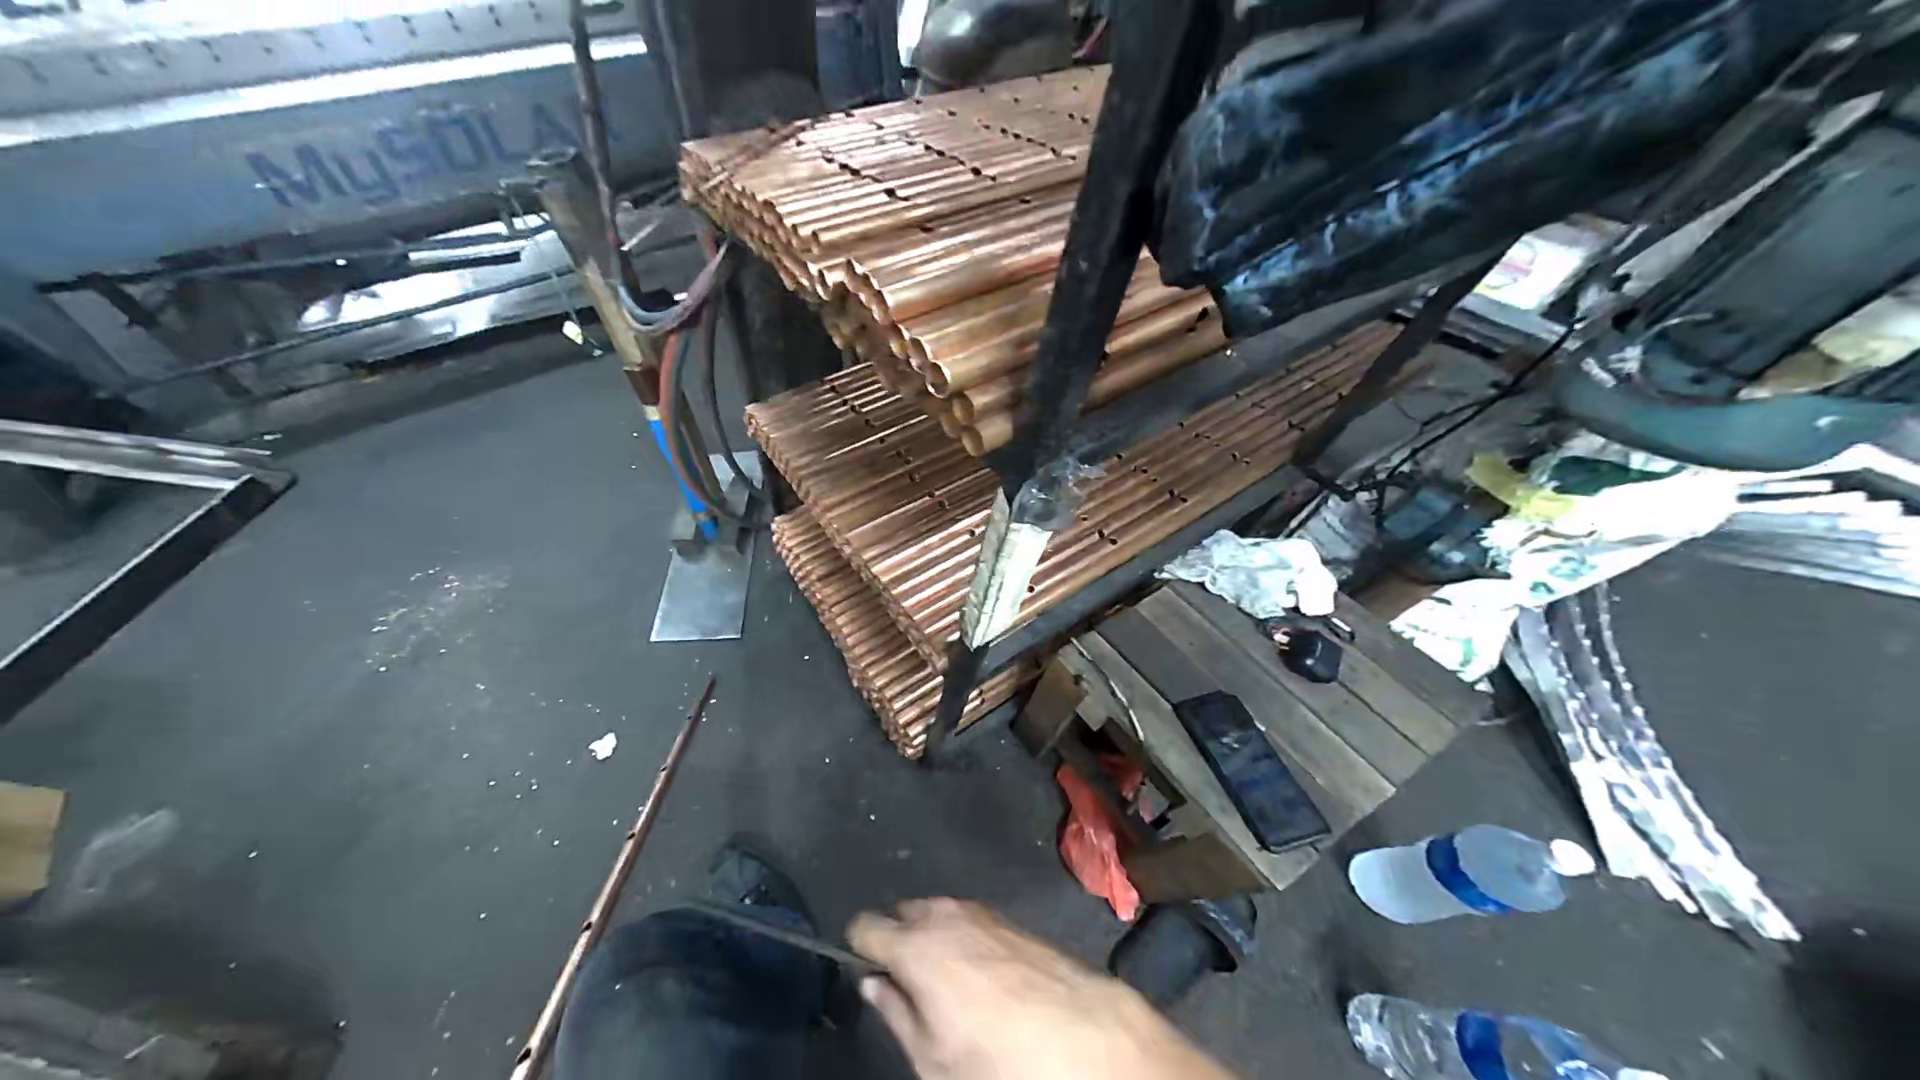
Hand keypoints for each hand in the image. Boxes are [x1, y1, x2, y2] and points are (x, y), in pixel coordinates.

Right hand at [848, 898, 1235, 1079]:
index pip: (864, 924)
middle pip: (901, 912)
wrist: (1085, 1034)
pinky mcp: (1009, 917)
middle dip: (896, 937)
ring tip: (944, 982)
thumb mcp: (932, 1056)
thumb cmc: (996, 1057)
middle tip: (906, 983)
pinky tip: (979, 975)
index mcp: (915, 943)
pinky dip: (961, 936)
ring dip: (930, 936)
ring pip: (937, 912)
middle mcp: (943, 914)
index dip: (859, 947)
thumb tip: (872, 982)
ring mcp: (980, 911)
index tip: (865, 971)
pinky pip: (968, 918)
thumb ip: (894, 1012)